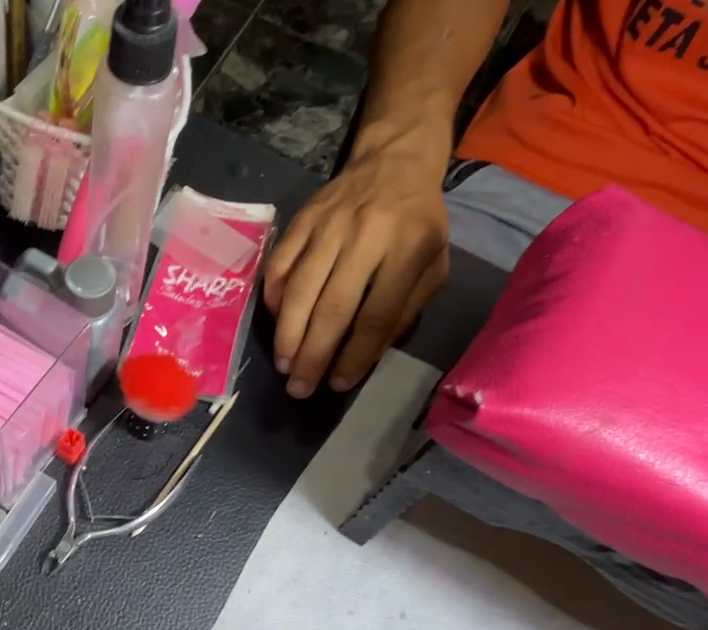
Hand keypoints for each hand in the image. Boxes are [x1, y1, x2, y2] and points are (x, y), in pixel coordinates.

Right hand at [264, 145, 448, 397]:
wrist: (391, 162)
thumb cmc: (417, 222)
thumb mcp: (433, 264)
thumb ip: (407, 308)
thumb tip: (368, 353)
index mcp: (409, 248)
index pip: (377, 315)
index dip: (355, 355)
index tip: (339, 384)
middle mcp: (365, 236)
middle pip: (332, 307)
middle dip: (313, 355)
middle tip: (300, 388)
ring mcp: (327, 227)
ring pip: (299, 291)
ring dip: (288, 335)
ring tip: (285, 366)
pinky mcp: (299, 222)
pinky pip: (278, 268)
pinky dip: (274, 303)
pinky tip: (278, 327)